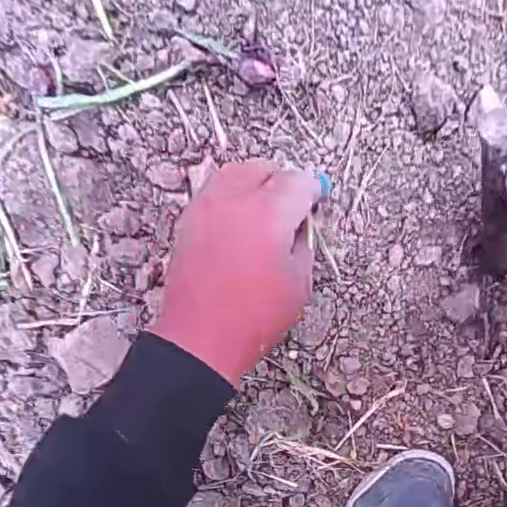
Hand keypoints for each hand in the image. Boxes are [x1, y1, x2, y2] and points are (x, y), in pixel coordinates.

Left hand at [150, 160, 322, 382]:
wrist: (203, 337)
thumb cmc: (254, 317)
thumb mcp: (299, 284)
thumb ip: (304, 244)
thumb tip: (301, 226)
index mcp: (268, 214)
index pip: (297, 181)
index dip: (313, 190)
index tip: (318, 200)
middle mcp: (233, 201)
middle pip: (263, 169)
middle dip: (283, 182)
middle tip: (295, 205)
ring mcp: (206, 208)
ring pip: (234, 175)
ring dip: (255, 185)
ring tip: (267, 211)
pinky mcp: (188, 222)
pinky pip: (215, 193)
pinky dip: (233, 198)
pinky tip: (243, 224)